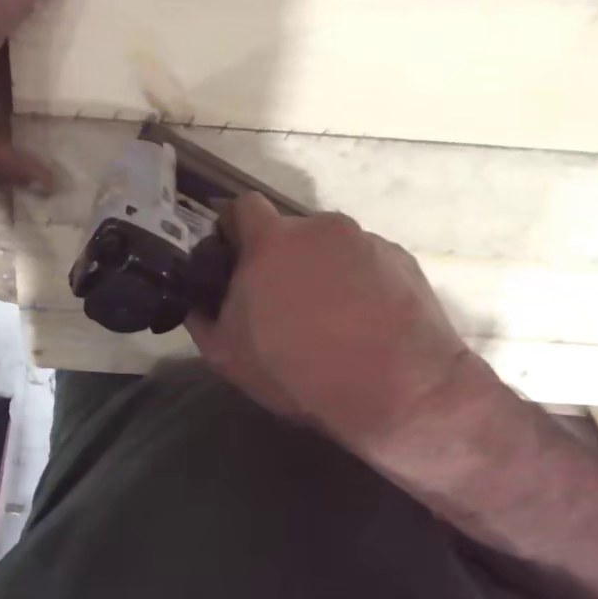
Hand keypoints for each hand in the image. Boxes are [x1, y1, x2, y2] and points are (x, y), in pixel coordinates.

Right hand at [186, 194, 489, 451]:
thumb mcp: (228, 356)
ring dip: (319, 271)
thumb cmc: (299, 371)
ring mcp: (365, 240)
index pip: (241, 206)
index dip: (231, 228)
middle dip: (279, 259)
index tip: (232, 259)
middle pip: (288, 232)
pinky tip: (362, 322)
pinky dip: (357, 282)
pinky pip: (364, 261)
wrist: (399, 392)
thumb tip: (196, 303)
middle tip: (280, 304)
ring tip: (329, 318)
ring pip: (327, 248)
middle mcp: (319, 228)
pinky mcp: (401, 258)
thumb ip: (202, 318)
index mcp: (271, 242)